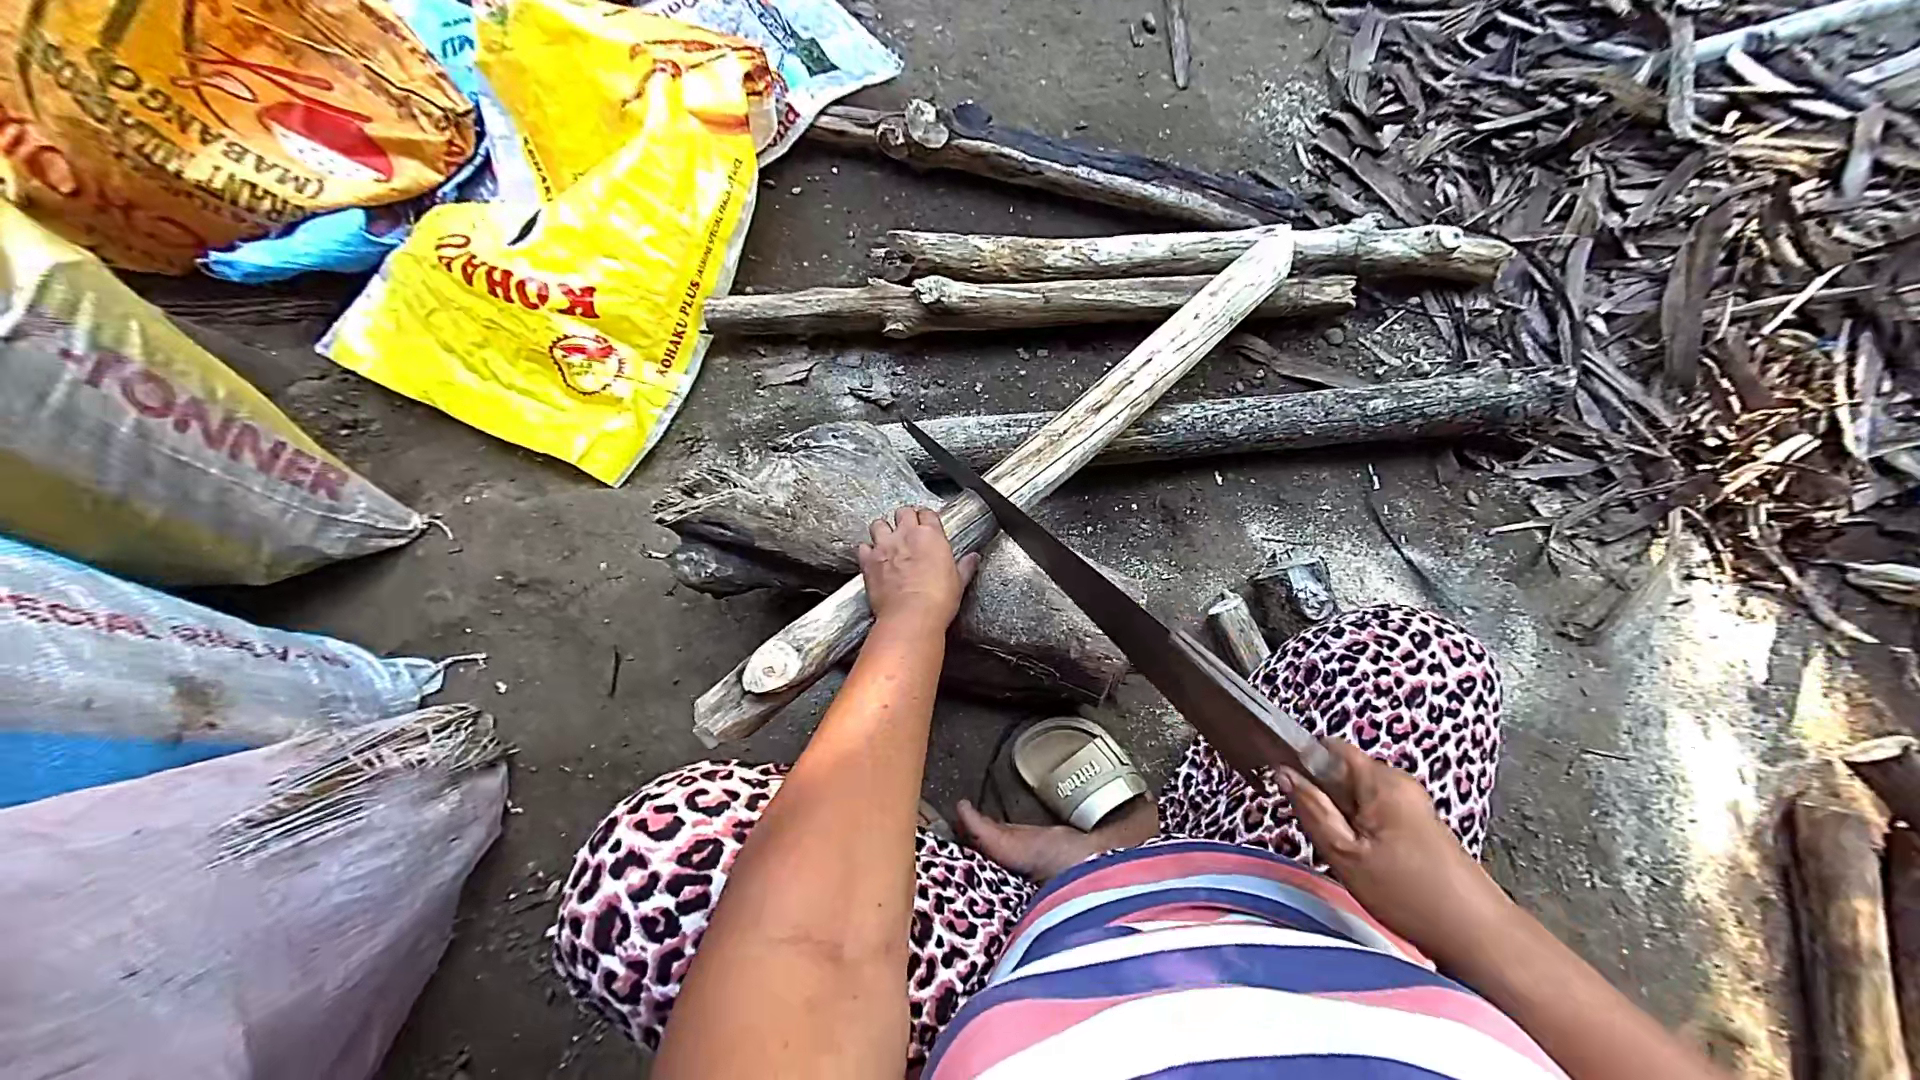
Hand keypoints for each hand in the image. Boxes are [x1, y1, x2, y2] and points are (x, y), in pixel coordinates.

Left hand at [859, 506, 979, 629]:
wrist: (910, 617)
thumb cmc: (936, 600)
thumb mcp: (959, 582)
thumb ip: (964, 566)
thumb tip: (973, 558)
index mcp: (931, 536)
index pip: (928, 514)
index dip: (927, 518)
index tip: (927, 525)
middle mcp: (906, 535)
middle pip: (902, 512)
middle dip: (905, 518)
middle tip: (907, 529)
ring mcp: (884, 546)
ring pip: (879, 523)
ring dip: (883, 529)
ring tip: (887, 539)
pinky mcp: (868, 561)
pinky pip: (863, 547)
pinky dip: (866, 550)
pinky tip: (872, 557)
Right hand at [1280, 739, 1515, 966]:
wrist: (1479, 937)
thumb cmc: (1413, 897)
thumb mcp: (1343, 853)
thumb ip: (1310, 807)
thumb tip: (1284, 773)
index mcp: (1381, 781)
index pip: (1326, 746)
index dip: (1301, 761)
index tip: (1289, 787)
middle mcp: (1398, 783)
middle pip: (1339, 771)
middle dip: (1321, 796)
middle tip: (1323, 834)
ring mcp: (1410, 802)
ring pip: (1353, 794)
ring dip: (1340, 815)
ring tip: (1347, 853)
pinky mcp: (1416, 823)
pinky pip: (1372, 810)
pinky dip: (1359, 829)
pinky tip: (1365, 860)